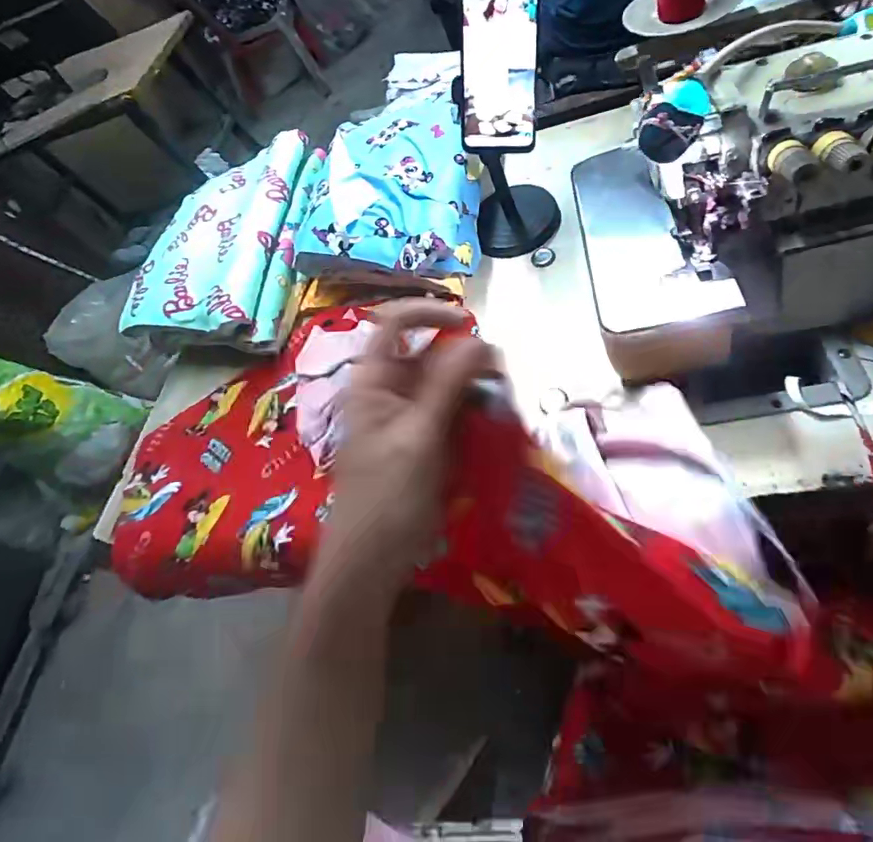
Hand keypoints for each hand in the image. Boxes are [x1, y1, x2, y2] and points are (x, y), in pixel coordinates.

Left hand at [316, 300, 493, 595]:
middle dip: (464, 356)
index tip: (469, 322)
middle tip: (499, 374)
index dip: (430, 311)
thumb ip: (447, 384)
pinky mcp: (424, 440)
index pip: (396, 322)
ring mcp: (408, 416)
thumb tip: (479, 340)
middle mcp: (389, 389)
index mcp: (373, 379)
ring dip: (473, 386)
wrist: (371, 562)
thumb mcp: (418, 436)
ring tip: (500, 401)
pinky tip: (492, 423)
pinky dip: (473, 412)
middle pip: (429, 352)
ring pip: (445, 383)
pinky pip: (452, 412)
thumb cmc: (386, 497)